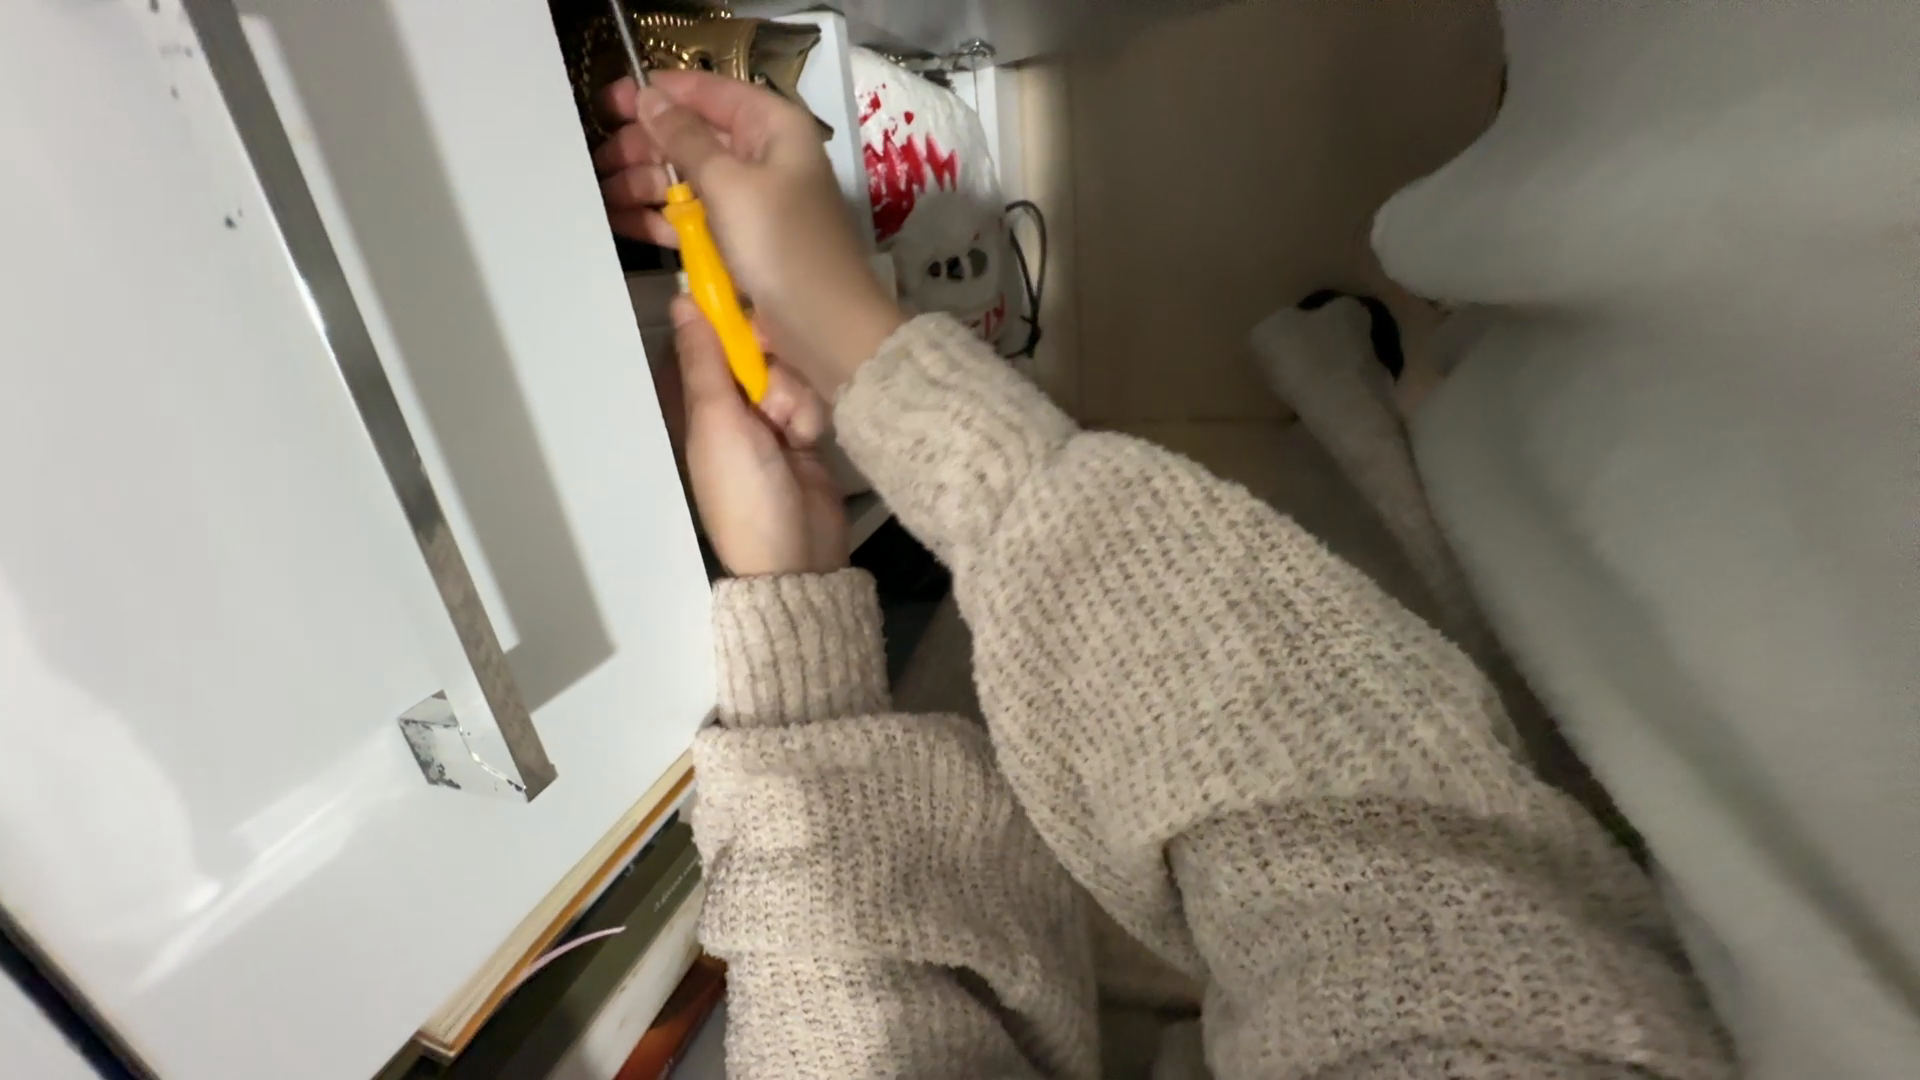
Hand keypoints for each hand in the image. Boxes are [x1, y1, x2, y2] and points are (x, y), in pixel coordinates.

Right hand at [596, 71, 904, 398]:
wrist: (825, 327)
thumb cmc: (783, 247)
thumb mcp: (730, 184)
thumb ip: (686, 139)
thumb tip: (651, 98)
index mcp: (775, 128)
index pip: (711, 92)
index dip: (660, 93)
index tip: (609, 102)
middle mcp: (768, 160)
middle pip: (697, 138)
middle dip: (647, 145)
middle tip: (600, 159)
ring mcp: (757, 206)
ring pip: (692, 182)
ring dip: (647, 185)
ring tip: (603, 193)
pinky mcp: (747, 246)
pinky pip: (699, 221)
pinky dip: (664, 221)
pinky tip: (623, 222)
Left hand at [671, 295, 847, 577]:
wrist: (795, 551)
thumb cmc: (744, 488)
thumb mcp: (716, 420)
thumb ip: (704, 358)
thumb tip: (681, 297)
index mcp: (702, 400)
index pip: (716, 340)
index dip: (736, 327)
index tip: (755, 329)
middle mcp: (735, 406)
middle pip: (761, 352)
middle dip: (774, 372)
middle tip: (774, 399)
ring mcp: (772, 421)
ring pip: (792, 374)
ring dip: (796, 400)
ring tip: (792, 434)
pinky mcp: (805, 434)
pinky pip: (813, 400)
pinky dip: (813, 417)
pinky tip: (809, 441)